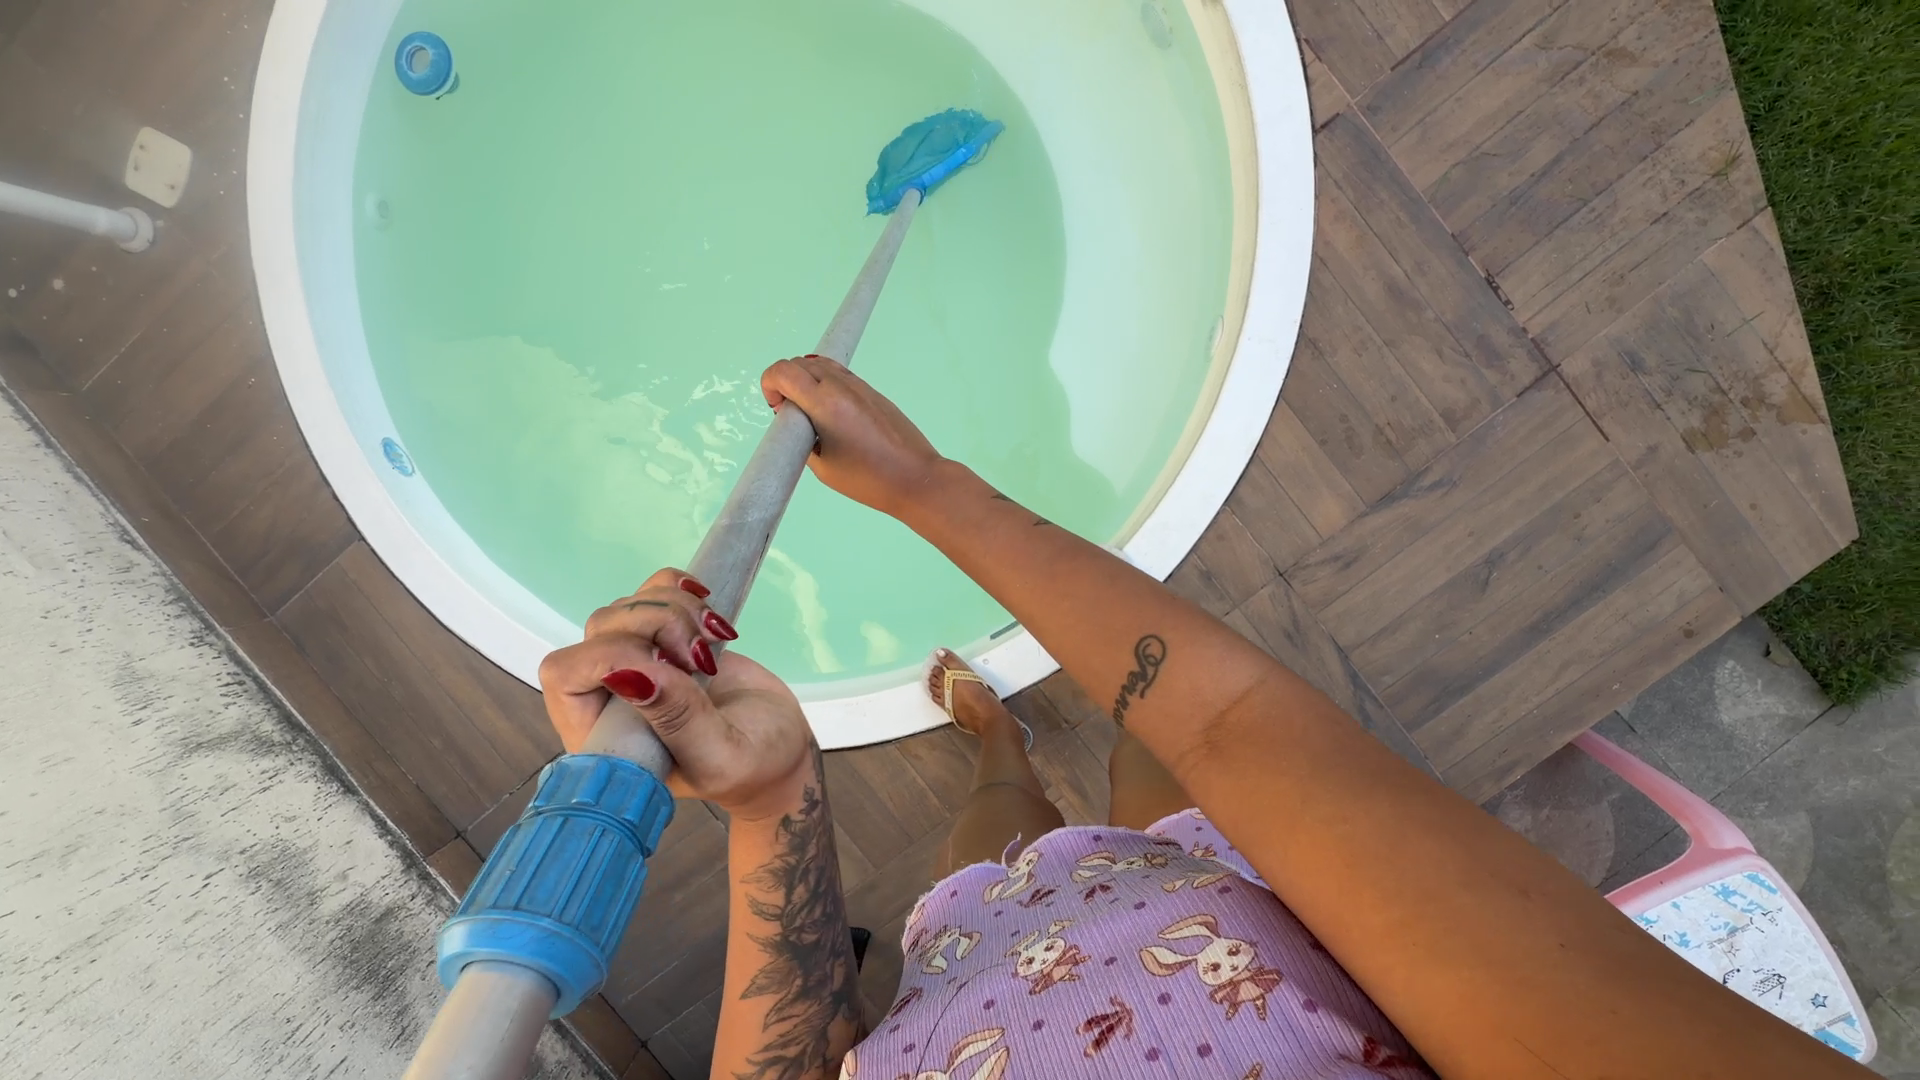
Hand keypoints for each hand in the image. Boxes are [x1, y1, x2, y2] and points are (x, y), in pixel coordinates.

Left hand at [537, 568, 815, 820]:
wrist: (778, 743)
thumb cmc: (750, 765)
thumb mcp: (719, 755)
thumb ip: (679, 719)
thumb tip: (630, 673)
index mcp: (602, 737)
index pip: (566, 673)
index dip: (612, 656)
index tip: (672, 670)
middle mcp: (607, 694)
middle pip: (600, 628)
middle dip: (657, 627)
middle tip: (703, 658)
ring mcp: (635, 660)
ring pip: (628, 606)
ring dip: (676, 611)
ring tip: (713, 644)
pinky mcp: (663, 634)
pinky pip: (653, 590)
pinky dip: (682, 590)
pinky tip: (710, 619)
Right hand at [761, 354, 945, 516]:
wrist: (916, 478)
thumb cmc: (869, 480)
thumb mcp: (824, 467)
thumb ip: (803, 441)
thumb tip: (798, 427)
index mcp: (825, 403)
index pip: (783, 371)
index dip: (769, 385)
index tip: (777, 409)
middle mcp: (842, 386)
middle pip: (800, 363)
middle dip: (786, 382)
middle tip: (791, 415)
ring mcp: (861, 386)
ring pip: (821, 364)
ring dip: (806, 380)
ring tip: (811, 414)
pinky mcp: (874, 392)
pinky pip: (840, 375)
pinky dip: (826, 384)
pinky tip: (832, 414)